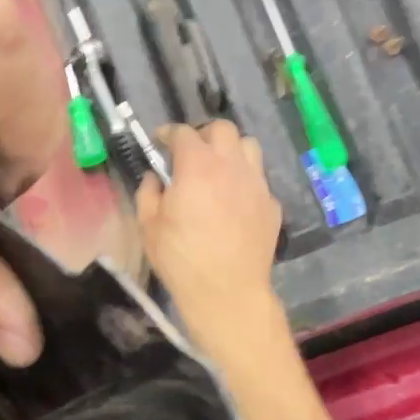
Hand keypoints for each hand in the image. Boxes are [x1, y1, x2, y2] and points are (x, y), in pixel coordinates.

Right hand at [136, 122, 283, 309]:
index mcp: (196, 166)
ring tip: (218, 168)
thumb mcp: (148, 226)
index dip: (169, 132)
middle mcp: (231, 166)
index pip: (184, 133)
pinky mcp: (271, 204)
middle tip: (191, 151)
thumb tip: (154, 178)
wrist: (227, 291)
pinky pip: (258, 179)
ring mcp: (256, 184)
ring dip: (231, 150)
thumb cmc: (181, 258)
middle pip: (223, 129)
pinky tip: (234, 200)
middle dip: (204, 134)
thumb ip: (148, 193)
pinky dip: (244, 180)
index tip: (161, 140)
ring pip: (249, 147)